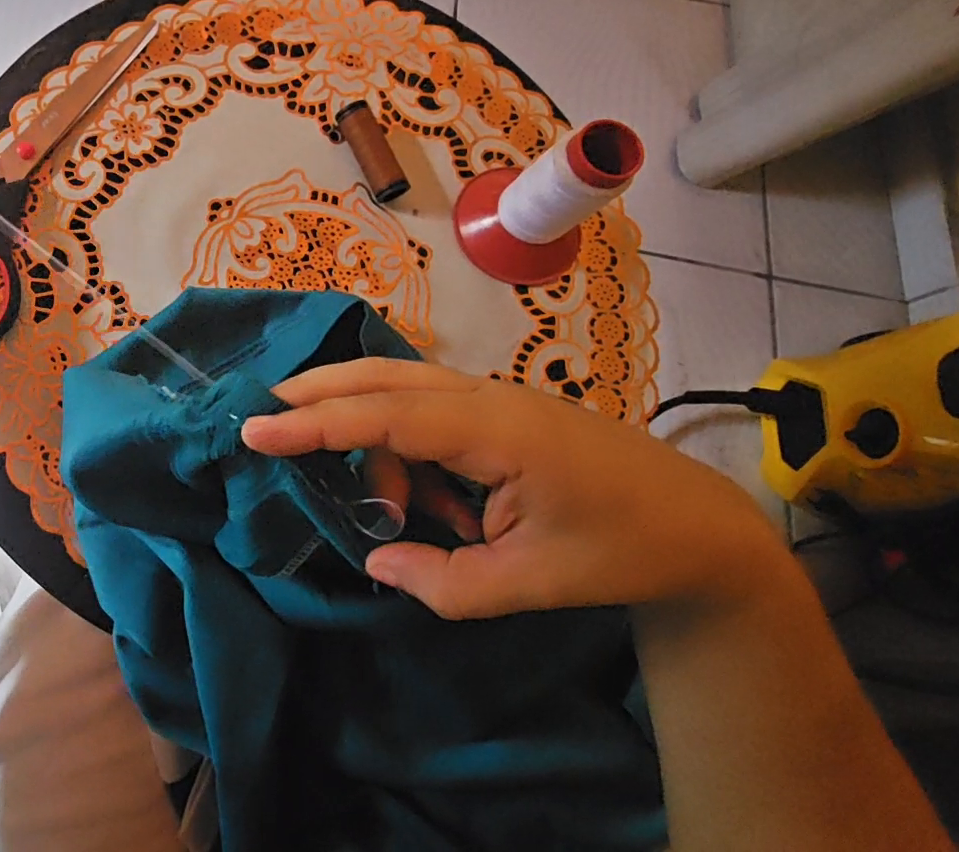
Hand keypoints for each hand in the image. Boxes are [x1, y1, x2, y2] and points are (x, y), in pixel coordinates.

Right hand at [240, 358, 792, 620]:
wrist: (703, 527)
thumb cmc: (622, 551)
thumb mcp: (530, 583)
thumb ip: (443, 581)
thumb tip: (376, 559)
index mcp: (497, 431)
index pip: (386, 415)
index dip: (316, 422)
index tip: (256, 429)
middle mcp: (487, 398)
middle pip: (383, 375)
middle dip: (319, 391)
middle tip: (264, 415)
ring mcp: (494, 398)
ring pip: (401, 388)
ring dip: (368, 434)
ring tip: (383, 509)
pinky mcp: (498, 412)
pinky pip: (428, 413)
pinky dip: (404, 450)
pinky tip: (428, 506)